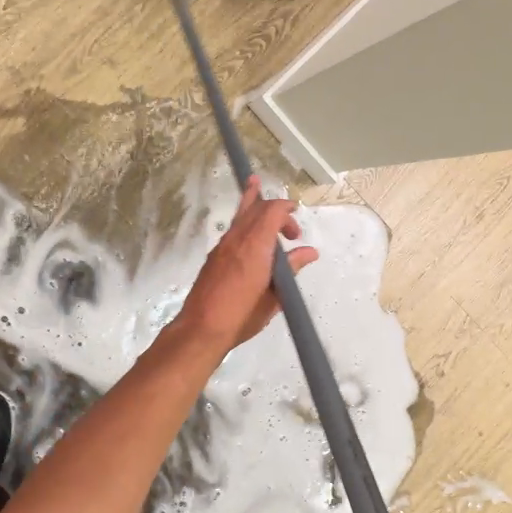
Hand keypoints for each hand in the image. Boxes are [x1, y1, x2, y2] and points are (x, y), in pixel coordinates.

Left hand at [177, 176, 319, 349]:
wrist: (202, 327)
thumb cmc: (242, 315)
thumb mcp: (275, 297)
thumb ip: (291, 270)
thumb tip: (310, 252)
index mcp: (255, 246)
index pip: (272, 211)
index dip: (286, 209)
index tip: (297, 225)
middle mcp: (237, 239)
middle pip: (255, 208)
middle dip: (274, 209)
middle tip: (290, 228)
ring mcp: (222, 246)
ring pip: (239, 215)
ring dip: (252, 204)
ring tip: (254, 185)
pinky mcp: (214, 256)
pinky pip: (232, 229)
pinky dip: (243, 221)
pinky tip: (248, 230)